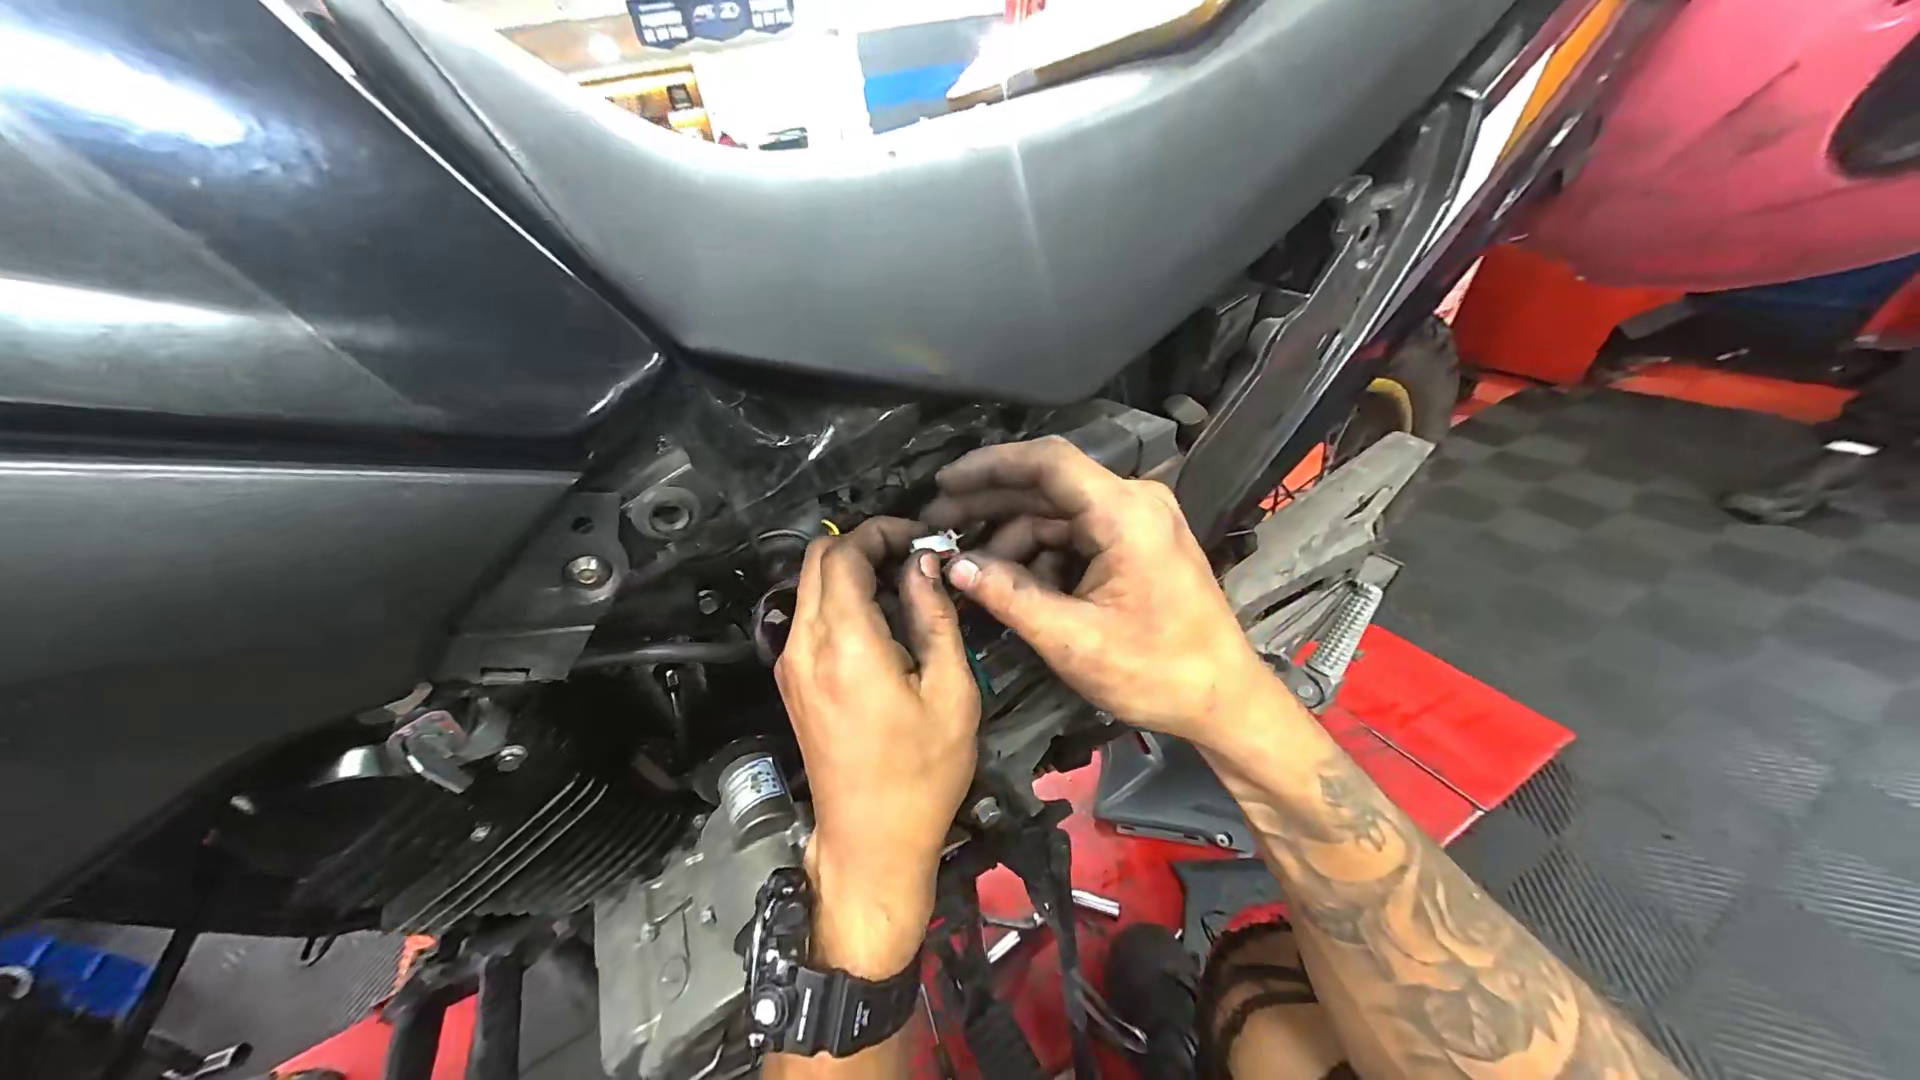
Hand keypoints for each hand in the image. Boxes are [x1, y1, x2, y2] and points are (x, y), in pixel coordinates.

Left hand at [775, 517, 979, 976]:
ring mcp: (791, 664)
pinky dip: (839, 599)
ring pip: (809, 585)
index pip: (847, 554)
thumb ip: (935, 616)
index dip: (883, 533)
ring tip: (902, 586)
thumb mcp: (950, 691)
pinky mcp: (792, 682)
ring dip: (850, 571)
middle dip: (864, 544)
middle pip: (818, 559)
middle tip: (912, 556)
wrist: (871, 841)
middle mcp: (805, 646)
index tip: (920, 539)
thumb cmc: (922, 774)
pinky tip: (879, 620)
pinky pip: (808, 617)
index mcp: (846, 644)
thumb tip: (925, 565)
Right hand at [922, 437, 1282, 749]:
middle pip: (1048, 486)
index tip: (945, 483)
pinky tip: (1010, 579)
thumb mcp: (1072, 639)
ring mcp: (1137, 522)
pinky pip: (1075, 535)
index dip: (990, 466)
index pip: (1048, 462)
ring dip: (1012, 536)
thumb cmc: (1157, 671)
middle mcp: (1134, 503)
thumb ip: (1008, 596)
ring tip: (970, 566)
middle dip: (990, 504)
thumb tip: (954, 566)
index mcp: (1126, 513)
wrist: (1223, 699)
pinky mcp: (1135, 543)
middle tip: (939, 526)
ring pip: (1057, 513)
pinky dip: (1040, 553)